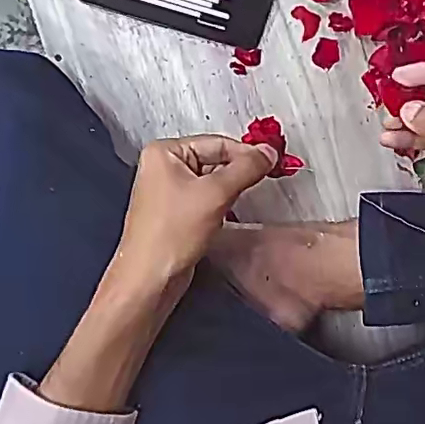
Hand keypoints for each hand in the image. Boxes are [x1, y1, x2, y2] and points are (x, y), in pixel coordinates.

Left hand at [110, 136, 278, 292]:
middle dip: (240, 171)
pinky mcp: (176, 211)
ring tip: (247, 197)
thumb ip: (246, 168)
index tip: (274, 162)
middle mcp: (164, 166)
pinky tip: (230, 213)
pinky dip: (222, 202)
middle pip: (216, 159)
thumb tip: (270, 151)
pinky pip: (207, 197)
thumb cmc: (174, 232)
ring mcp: (169, 190)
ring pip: (213, 179)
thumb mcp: (216, 193)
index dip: (247, 153)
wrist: (150, 280)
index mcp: (165, 152)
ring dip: (232, 188)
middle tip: (268, 178)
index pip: (218, 143)